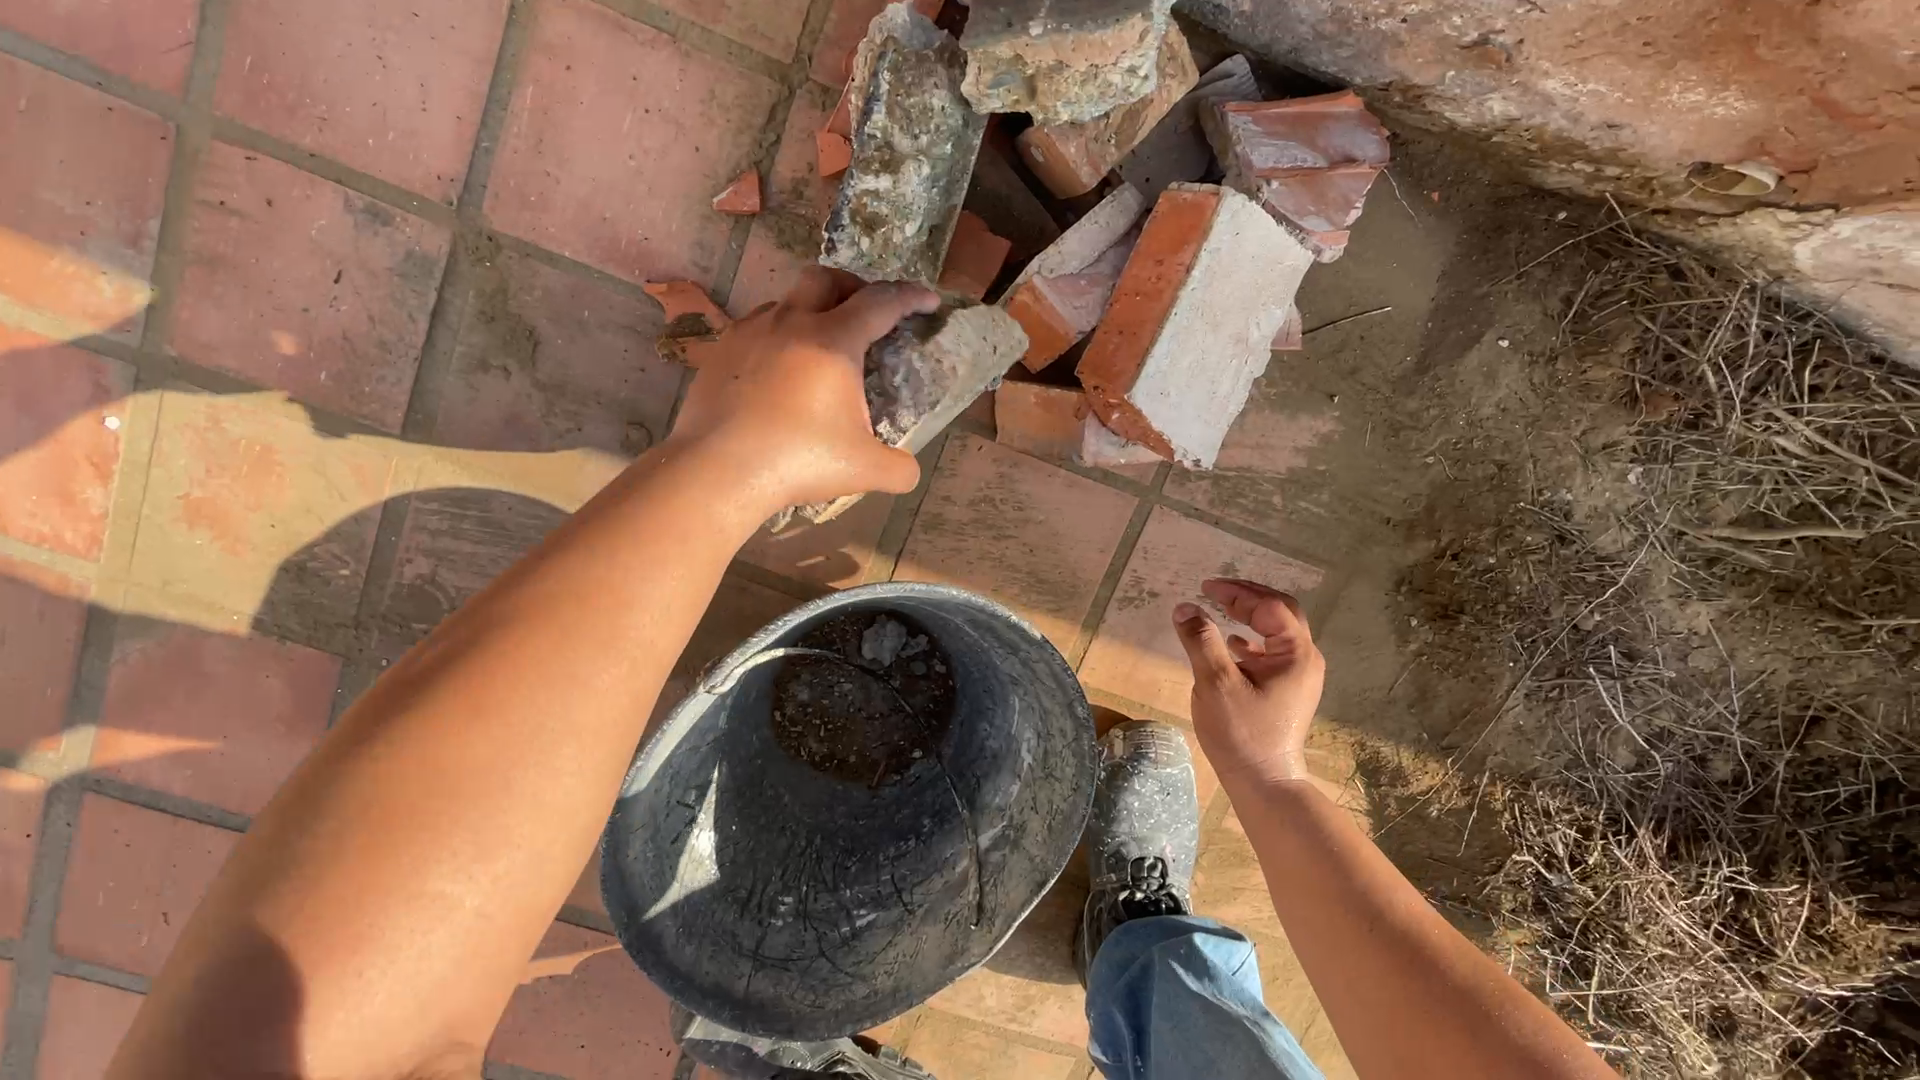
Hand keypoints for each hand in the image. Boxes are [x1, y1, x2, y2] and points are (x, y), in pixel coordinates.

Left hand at [667, 268, 937, 509]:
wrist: (718, 470)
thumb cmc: (798, 460)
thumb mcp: (865, 469)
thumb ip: (899, 467)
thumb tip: (908, 469)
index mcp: (833, 341)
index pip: (881, 303)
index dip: (910, 297)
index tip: (928, 301)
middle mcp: (791, 323)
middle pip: (825, 278)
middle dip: (852, 286)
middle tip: (865, 312)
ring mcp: (749, 333)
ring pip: (785, 301)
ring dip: (809, 312)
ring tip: (818, 347)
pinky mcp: (720, 353)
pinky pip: (755, 329)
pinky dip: (777, 338)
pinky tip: (777, 372)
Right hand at [1172, 579, 1324, 786]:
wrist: (1264, 782)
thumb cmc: (1242, 732)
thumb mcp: (1216, 683)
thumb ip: (1201, 641)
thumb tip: (1185, 607)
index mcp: (1295, 654)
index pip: (1269, 607)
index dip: (1236, 592)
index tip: (1204, 588)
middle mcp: (1305, 660)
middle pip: (1280, 613)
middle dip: (1248, 597)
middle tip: (1216, 590)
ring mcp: (1299, 676)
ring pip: (1277, 632)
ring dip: (1250, 615)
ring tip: (1221, 607)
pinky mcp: (1288, 691)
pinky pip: (1272, 652)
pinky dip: (1251, 640)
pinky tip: (1231, 643)